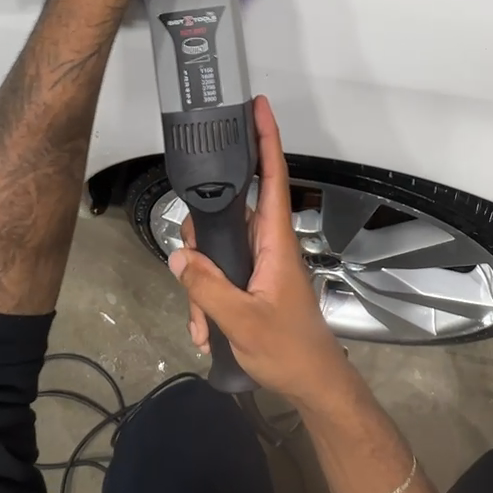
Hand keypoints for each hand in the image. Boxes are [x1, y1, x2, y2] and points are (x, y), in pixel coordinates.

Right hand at [170, 97, 358, 410]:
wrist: (314, 386)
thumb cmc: (289, 350)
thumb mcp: (243, 321)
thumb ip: (208, 287)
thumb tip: (178, 256)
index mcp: (276, 240)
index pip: (274, 176)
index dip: (266, 139)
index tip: (257, 105)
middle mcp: (268, 244)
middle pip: (228, 215)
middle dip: (202, 240)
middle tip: (189, 273)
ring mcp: (260, 264)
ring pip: (218, 251)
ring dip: (202, 284)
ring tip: (202, 324)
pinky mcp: (253, 283)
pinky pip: (221, 276)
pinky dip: (208, 301)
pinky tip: (206, 334)